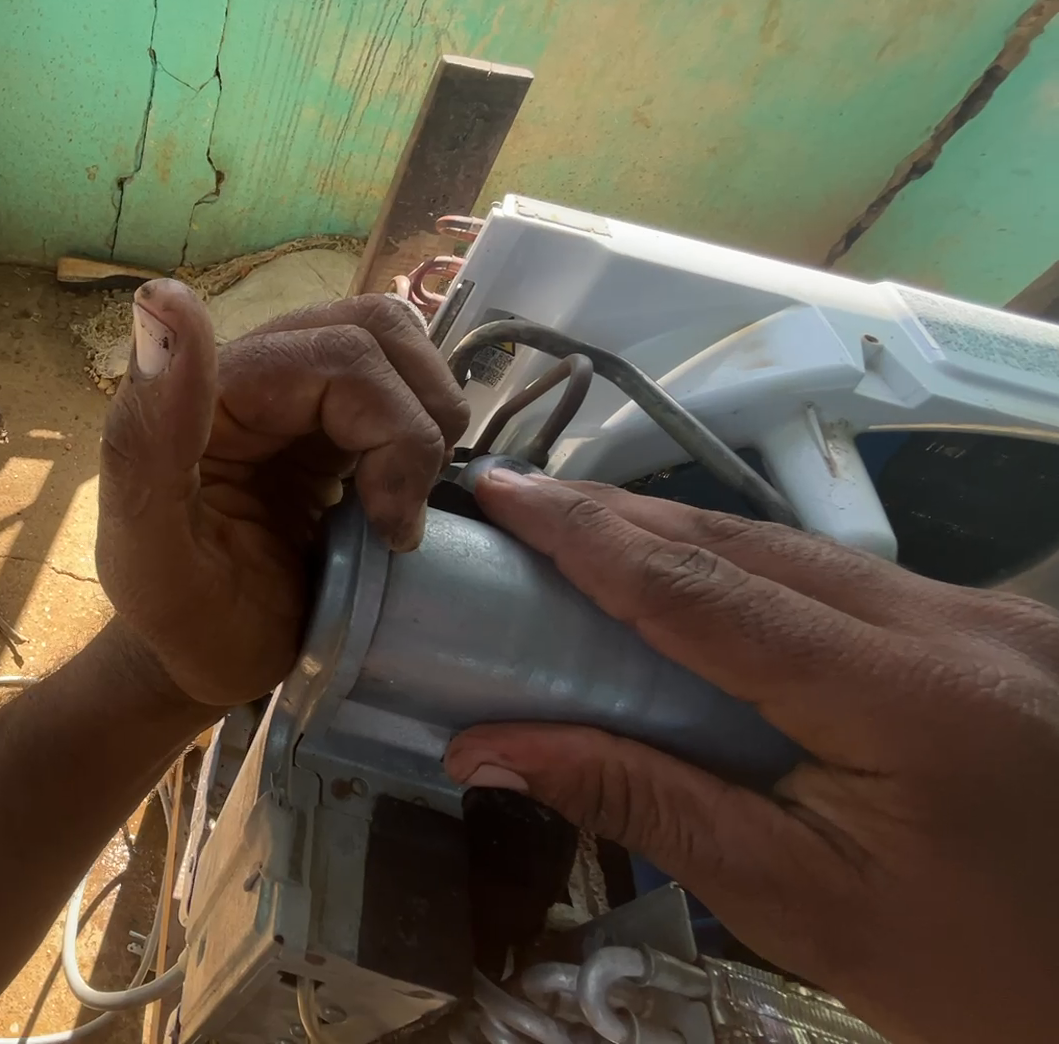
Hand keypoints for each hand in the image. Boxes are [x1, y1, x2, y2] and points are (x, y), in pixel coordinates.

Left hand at [96, 279, 468, 707]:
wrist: (211, 654)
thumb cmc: (178, 620)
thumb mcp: (149, 553)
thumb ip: (144, 438)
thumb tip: (162, 294)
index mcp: (200, 393)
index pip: (329, 354)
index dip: (385, 422)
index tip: (386, 522)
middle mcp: (248, 377)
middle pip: (374, 336)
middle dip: (411, 426)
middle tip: (393, 523)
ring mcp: (293, 400)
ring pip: (396, 353)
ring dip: (423, 426)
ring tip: (394, 515)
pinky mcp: (328, 429)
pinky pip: (399, 395)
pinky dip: (419, 441)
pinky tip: (396, 507)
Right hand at [445, 472, 1058, 1043]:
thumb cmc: (982, 972)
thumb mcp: (791, 902)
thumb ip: (631, 802)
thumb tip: (476, 752)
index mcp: (914, 701)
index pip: (700, 590)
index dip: (584, 534)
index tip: (499, 491)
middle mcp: (961, 626)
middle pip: (738, 543)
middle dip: (608, 512)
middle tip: (510, 495)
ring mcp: (987, 618)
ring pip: (781, 545)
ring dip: (659, 527)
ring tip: (566, 520)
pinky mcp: (985, 631)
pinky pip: (819, 572)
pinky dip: (720, 558)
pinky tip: (670, 568)